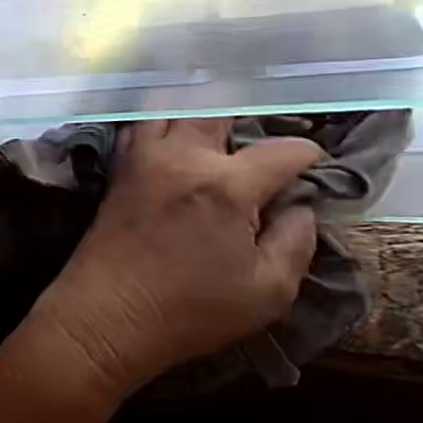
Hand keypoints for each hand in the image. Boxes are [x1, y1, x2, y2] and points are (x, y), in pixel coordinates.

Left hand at [24, 117, 324, 395]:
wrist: (108, 316)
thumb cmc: (191, 311)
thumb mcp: (267, 292)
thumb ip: (296, 241)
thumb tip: (300, 205)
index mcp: (227, 186)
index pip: (280, 151)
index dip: (306, 154)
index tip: (313, 163)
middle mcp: (186, 157)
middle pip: (221, 107)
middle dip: (249, 114)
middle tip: (260, 141)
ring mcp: (147, 157)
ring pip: (175, 106)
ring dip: (201, 111)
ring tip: (218, 132)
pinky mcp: (122, 167)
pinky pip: (143, 124)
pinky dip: (162, 120)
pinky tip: (173, 136)